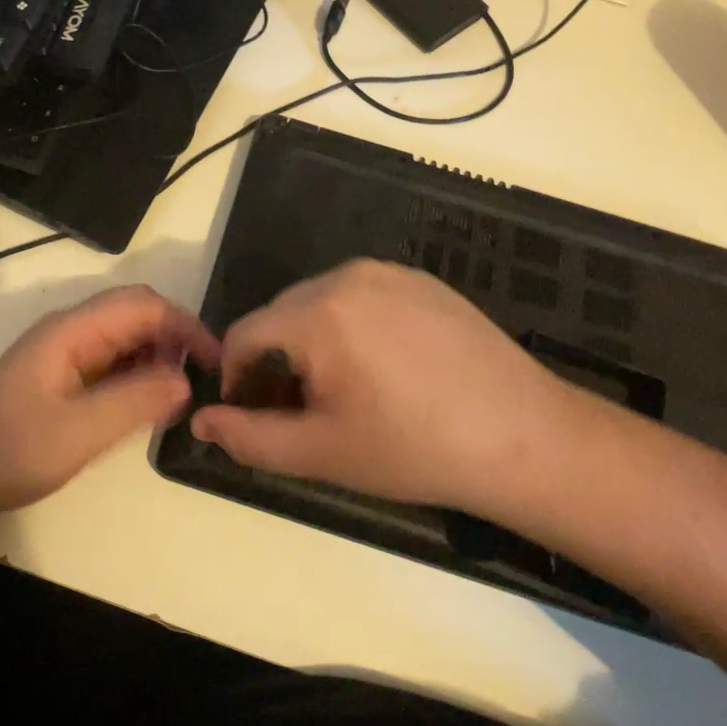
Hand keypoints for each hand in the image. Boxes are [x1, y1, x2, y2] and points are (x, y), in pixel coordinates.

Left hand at [0, 285, 220, 519]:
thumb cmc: (14, 452)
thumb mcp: (81, 431)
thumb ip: (136, 401)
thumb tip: (187, 380)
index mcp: (70, 330)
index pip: (141, 305)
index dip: (184, 325)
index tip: (215, 362)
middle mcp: (68, 331)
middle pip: (134, 313)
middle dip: (174, 337)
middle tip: (200, 380)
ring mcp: (64, 353)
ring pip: (125, 337)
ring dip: (158, 356)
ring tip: (178, 396)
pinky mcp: (63, 376)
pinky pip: (111, 360)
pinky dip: (138, 374)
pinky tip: (149, 403)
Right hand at [190, 259, 581, 514]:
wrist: (526, 438)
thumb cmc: (414, 449)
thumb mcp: (321, 452)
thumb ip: (249, 437)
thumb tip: (200, 421)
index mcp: (317, 312)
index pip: (243, 333)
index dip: (235, 378)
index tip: (254, 417)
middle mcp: (348, 276)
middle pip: (281, 315)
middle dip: (275, 361)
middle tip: (299, 412)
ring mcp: (392, 272)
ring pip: (321, 304)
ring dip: (312, 344)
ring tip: (343, 394)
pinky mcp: (425, 281)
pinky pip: (363, 298)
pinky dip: (353, 329)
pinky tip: (385, 372)